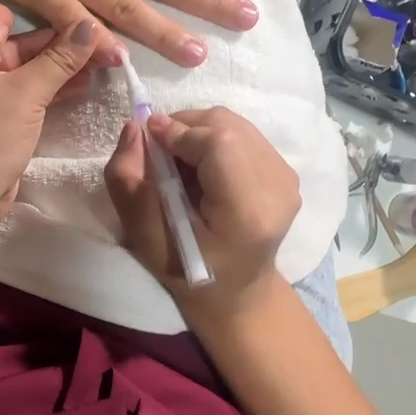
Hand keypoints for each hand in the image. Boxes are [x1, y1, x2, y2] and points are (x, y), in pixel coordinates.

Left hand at [0, 1, 102, 212]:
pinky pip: (27, 90)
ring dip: (59, 64)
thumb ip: (60, 59)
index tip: (37, 28)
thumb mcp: (27, 94)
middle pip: (11, 41)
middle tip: (98, 42)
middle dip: (53, 42)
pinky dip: (51, 86)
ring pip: (24, 67)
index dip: (6, 16)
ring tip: (103, 62)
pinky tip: (85, 83)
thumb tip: (90, 25)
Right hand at [104, 107, 300, 318]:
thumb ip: (128, 181)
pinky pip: (242, 133)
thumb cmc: (186, 269)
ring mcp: (287, 177)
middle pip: (227, 126)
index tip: (148, 138)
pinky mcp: (286, 171)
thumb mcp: (144, 236)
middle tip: (160, 152)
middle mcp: (278, 188)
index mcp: (248, 212)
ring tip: (180, 161)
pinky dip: (213, 139)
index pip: (218, 144)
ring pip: (234, 124)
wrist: (237, 291)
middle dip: (185, 128)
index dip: (179, 132)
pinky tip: (202, 166)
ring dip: (198, 132)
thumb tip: (135, 127)